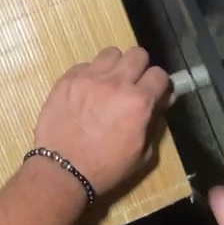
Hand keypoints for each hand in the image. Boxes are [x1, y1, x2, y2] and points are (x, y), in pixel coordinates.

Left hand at [32, 47, 169, 193]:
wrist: (63, 171)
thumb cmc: (106, 168)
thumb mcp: (143, 153)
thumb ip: (154, 122)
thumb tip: (160, 102)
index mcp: (138, 101)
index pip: (160, 75)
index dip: (160, 85)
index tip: (154, 94)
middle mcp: (116, 82)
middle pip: (138, 54)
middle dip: (140, 68)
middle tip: (133, 85)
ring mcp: (89, 78)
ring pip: (111, 53)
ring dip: (115, 66)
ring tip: (108, 84)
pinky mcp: (67, 79)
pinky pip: (85, 65)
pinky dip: (90, 75)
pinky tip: (86, 92)